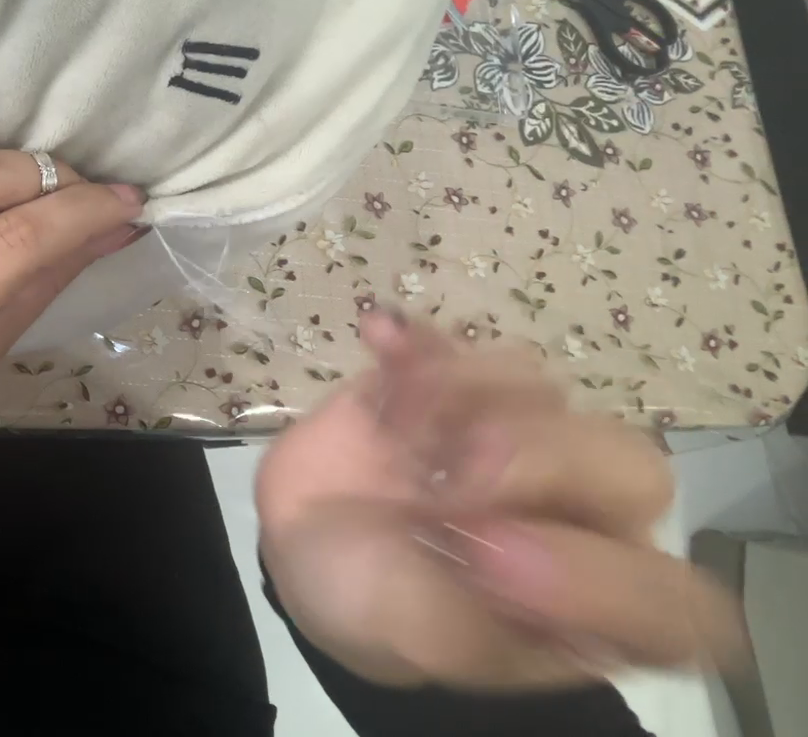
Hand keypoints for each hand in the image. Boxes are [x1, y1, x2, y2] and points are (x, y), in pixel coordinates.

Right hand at [258, 314, 748, 688]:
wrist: (300, 546)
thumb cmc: (369, 605)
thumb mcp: (418, 636)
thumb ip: (467, 609)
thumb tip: (492, 538)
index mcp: (599, 603)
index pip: (670, 595)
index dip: (592, 577)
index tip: (479, 563)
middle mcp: (577, 515)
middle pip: (620, 462)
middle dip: (527, 461)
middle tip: (438, 487)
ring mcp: (507, 439)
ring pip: (538, 389)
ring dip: (461, 396)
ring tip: (395, 428)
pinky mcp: (439, 389)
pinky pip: (450, 344)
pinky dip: (416, 337)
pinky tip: (380, 334)